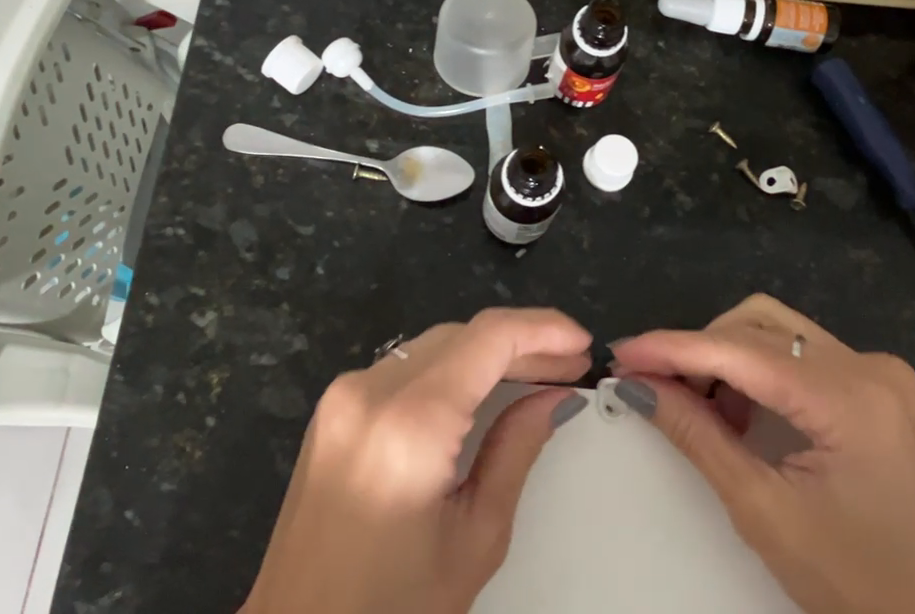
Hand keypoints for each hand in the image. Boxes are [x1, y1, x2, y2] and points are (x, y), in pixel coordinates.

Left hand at [242, 309, 592, 613]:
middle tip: (568, 369)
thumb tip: (552, 396)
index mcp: (410, 421)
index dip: (542, 329)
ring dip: (485, 353)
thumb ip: (516, 450)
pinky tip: (480, 389)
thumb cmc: (395, 603)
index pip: (487, 338)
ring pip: (432, 344)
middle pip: (460, 334)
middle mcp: (370, 389)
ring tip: (536, 376)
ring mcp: (344, 394)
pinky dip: (449, 368)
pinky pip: (404, 366)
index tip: (581, 342)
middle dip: (520, 342)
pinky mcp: (333, 407)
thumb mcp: (476, 535)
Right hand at [611, 295, 914, 613]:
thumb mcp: (761, 510)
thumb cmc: (850, 580)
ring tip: (696, 407)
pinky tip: (737, 411)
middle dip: (698, 352)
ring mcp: (879, 372)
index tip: (620, 353)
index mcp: (852, 400)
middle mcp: (871, 367)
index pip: (742, 351)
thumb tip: (636, 385)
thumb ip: (696, 435)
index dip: (674, 348)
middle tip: (651, 387)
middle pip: (759, 325)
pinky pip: (799, 352)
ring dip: (725, 357)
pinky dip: (756, 370)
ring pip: (776, 331)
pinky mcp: (877, 385)